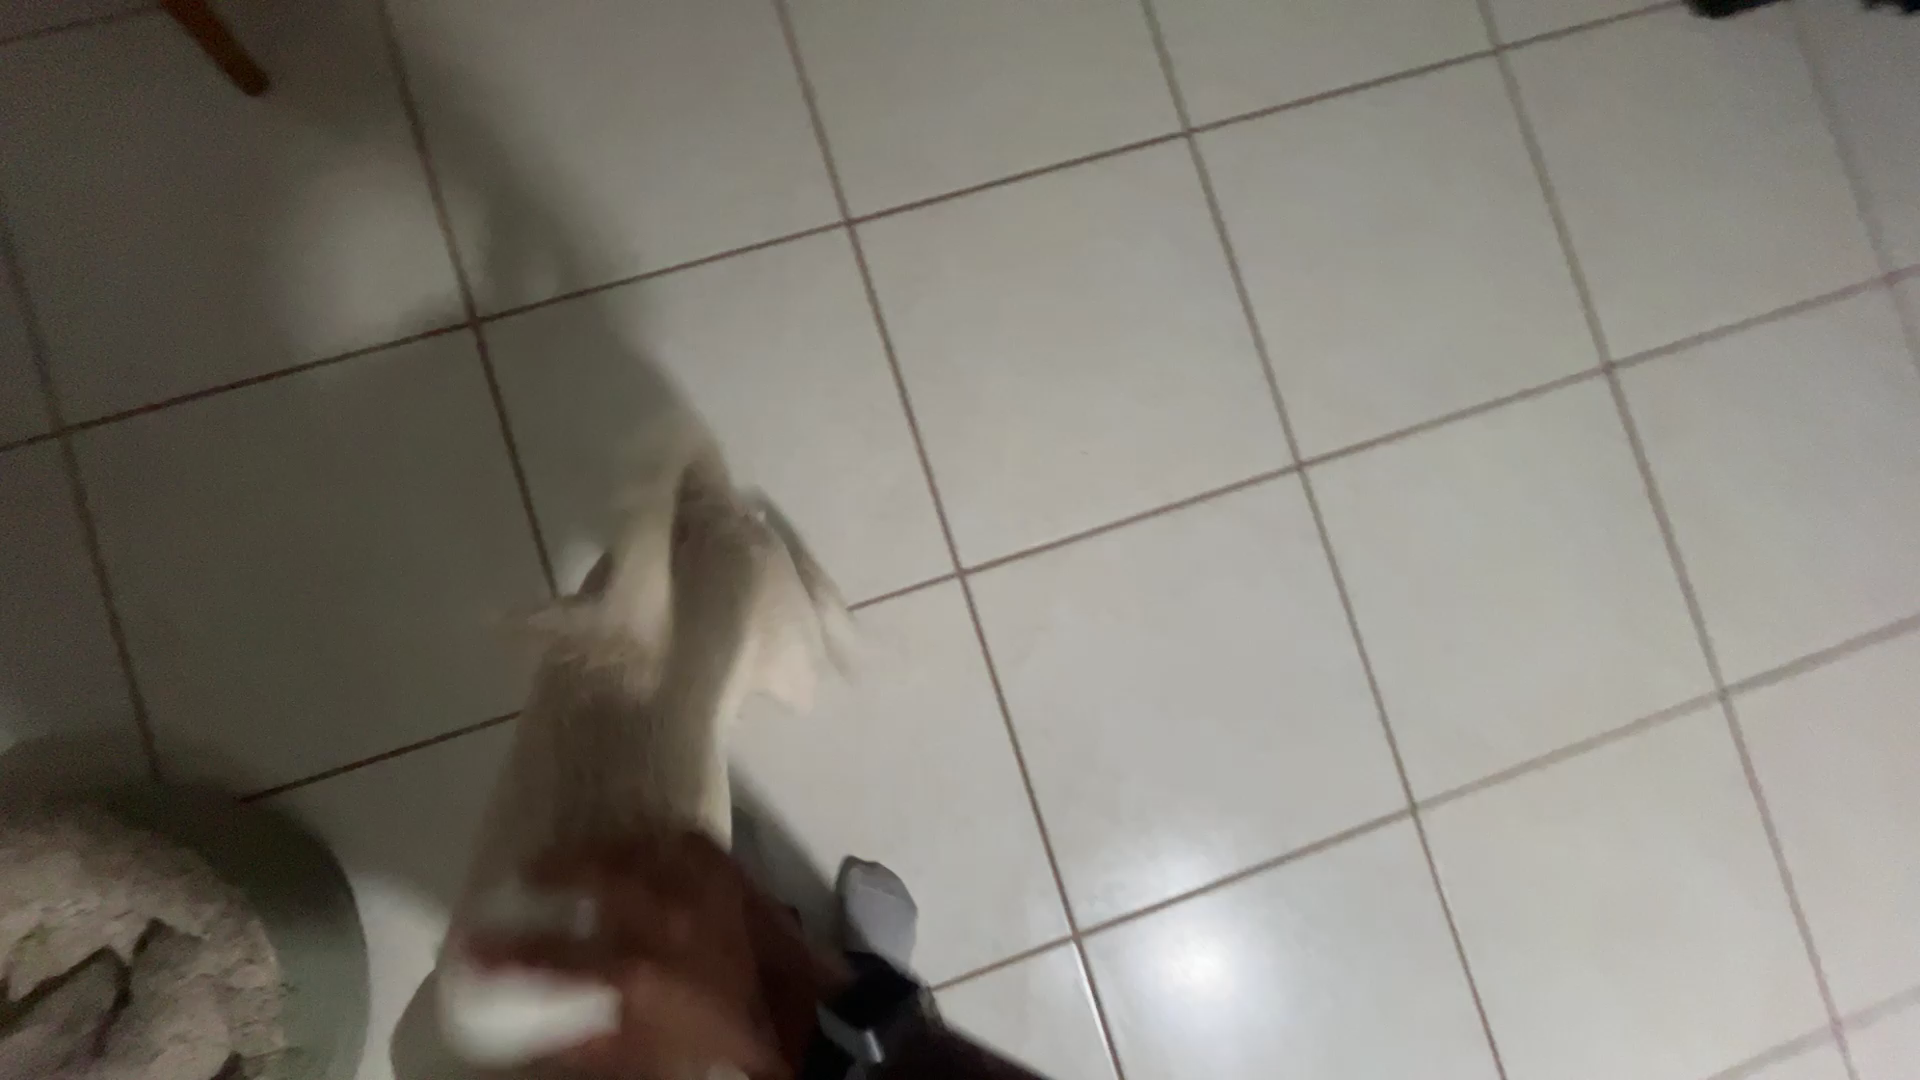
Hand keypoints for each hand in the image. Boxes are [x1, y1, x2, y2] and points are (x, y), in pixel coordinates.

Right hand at [458, 830, 849, 1078]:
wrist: (799, 1018)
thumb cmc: (719, 1045)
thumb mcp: (640, 1061)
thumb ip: (578, 1048)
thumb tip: (519, 1045)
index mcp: (638, 972)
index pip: (552, 955)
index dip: (503, 950)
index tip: (468, 943)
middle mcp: (667, 918)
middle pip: (599, 875)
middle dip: (557, 868)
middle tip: (530, 871)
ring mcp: (704, 887)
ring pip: (643, 847)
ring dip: (607, 846)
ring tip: (583, 849)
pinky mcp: (732, 873)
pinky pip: (689, 838)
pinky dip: (660, 837)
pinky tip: (646, 841)